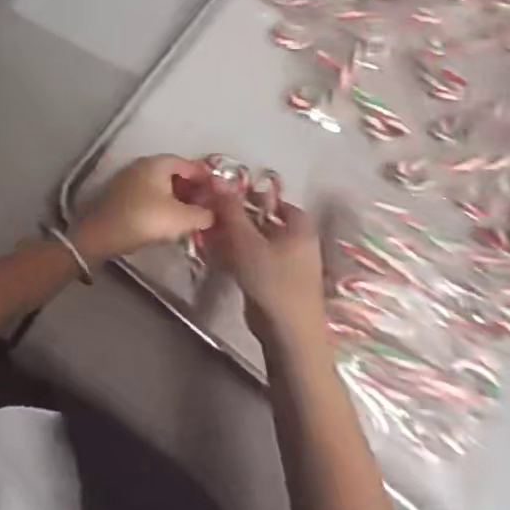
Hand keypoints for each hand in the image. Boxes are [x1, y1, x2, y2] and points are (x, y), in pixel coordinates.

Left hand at [70, 155, 215, 261]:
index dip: (206, 178)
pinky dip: (162, 204)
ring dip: (177, 198)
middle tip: (207, 206)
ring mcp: (126, 180)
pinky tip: (169, 221)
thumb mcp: (183, 218)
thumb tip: (211, 214)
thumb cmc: (145, 220)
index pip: (188, 163)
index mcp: (155, 164)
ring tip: (192, 216)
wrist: (101, 235)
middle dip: (192, 189)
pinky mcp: (119, 196)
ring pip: (160, 186)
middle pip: (173, 173)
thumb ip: (205, 214)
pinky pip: (148, 196)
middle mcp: (139, 166)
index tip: (220, 194)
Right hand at [211, 194, 328, 349]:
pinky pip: (256, 257)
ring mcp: (290, 262)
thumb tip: (217, 181)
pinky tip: (218, 255)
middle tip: (211, 215)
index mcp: (300, 227)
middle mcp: (299, 241)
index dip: (250, 197)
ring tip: (209, 234)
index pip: (275, 201)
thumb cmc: (271, 279)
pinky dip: (238, 253)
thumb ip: (230, 211)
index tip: (222, 197)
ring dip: (234, 236)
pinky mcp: (277, 279)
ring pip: (258, 240)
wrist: (286, 329)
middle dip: (237, 217)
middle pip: (265, 220)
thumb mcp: (245, 240)